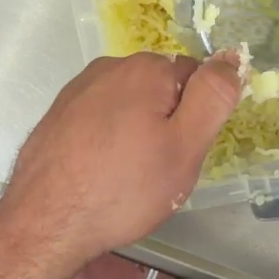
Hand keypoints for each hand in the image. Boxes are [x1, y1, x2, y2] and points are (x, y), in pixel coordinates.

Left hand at [0, 52, 241, 265]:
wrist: (47, 221)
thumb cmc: (124, 188)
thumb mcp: (185, 147)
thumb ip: (212, 98)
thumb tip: (231, 57)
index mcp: (146, 70)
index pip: (195, 77)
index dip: (197, 116)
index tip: (183, 150)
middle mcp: (109, 68)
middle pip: (159, 89)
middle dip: (165, 122)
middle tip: (158, 168)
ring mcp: (77, 90)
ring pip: (127, 104)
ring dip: (135, 130)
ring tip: (127, 175)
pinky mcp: (57, 115)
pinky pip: (98, 119)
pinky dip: (106, 140)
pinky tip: (100, 172)